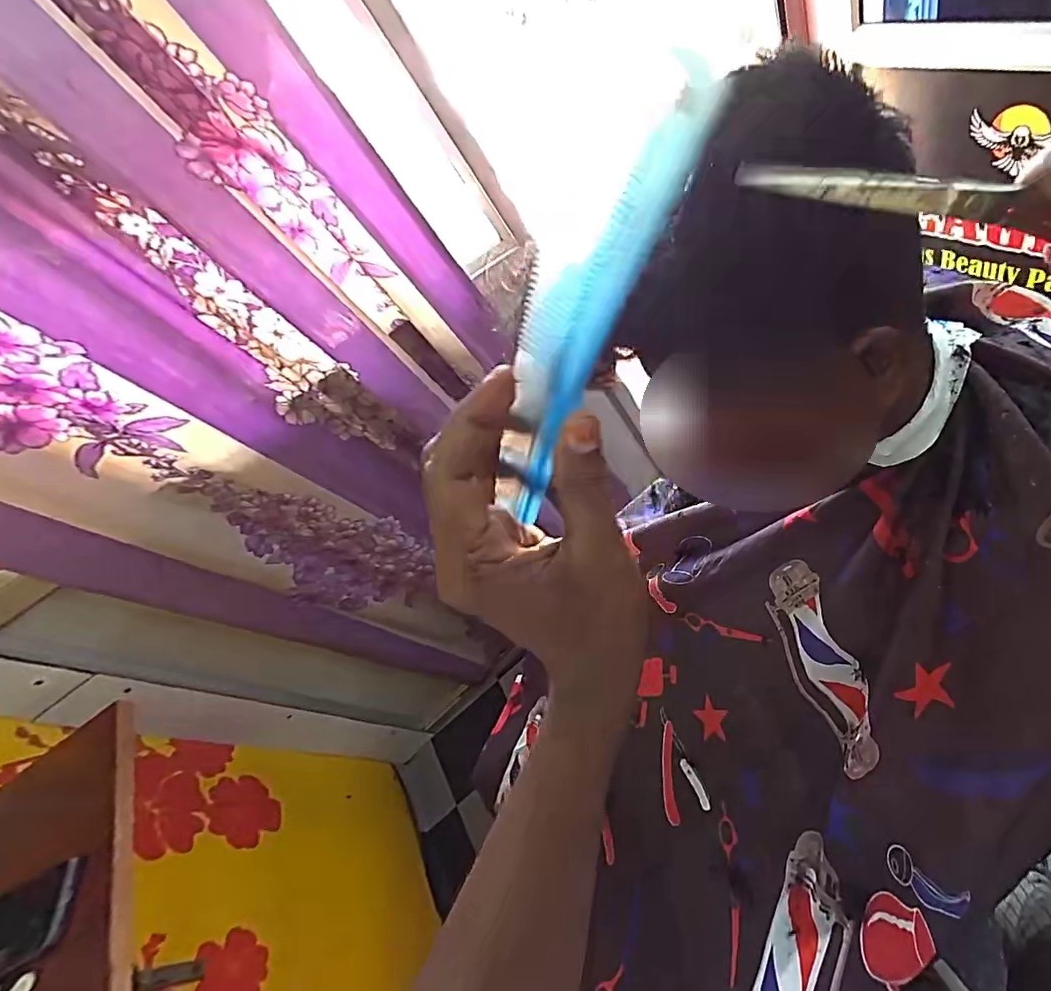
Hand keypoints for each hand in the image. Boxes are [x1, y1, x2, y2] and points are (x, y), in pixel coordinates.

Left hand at [421, 368, 647, 708]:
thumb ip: (584, 486)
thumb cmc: (601, 623)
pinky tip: (536, 437)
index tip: (509, 379)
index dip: (475, 420)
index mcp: (471, 560)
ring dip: (494, 435)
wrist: (598, 673)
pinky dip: (507, 457)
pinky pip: (486, 489)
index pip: (451, 473)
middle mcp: (457, 553)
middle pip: (449, 469)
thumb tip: (579, 420)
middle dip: (482, 421)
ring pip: (464, 475)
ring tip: (533, 401)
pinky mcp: (489, 547)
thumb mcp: (599, 553)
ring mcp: (470, 551)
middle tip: (524, 383)